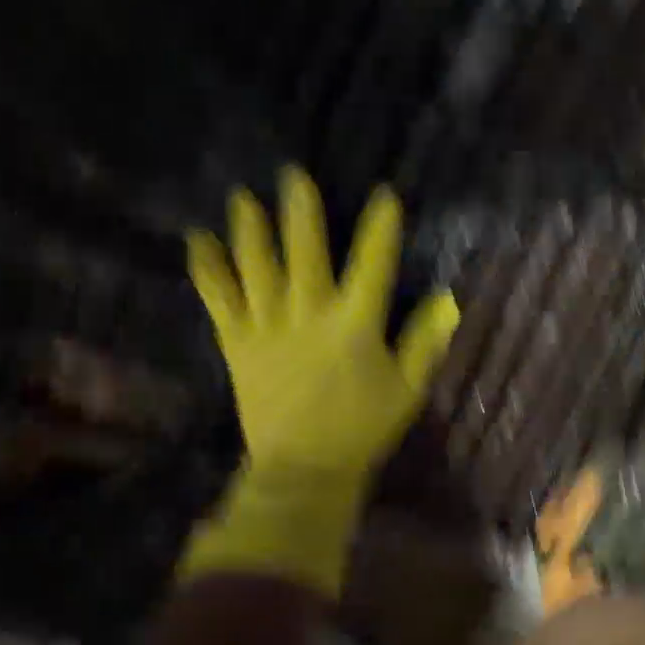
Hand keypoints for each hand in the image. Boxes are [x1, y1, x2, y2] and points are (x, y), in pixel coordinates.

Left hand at [177, 168, 459, 596]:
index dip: (380, 226)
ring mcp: (268, 328)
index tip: (383, 193)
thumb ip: (426, 341)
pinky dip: (208, 269)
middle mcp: (309, 315)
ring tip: (242, 196)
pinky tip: (197, 241)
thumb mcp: (407, 388)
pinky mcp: (238, 344)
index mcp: (355, 324)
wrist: (301, 471)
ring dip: (249, 229)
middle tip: (292, 172)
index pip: (373, 262)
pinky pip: (220, 300)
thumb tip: (447, 299)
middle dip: (300, 210)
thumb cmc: (362, 427)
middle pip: (304, 252)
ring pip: (257, 268)